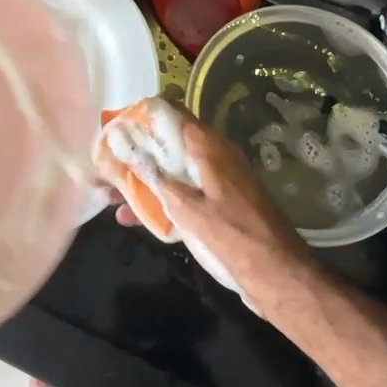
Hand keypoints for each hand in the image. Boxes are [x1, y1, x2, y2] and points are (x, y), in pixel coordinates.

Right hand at [96, 105, 316, 313]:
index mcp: (207, 146)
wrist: (279, 274)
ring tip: (112, 194)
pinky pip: (185, 188)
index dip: (141, 117)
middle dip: (137, 151)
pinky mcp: (221, 201)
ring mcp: (219, 178)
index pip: (170, 112)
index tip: (115, 129)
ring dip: (146, 177)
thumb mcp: (188, 211)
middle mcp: (214, 154)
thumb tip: (129, 150)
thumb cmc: (233, 237)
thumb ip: (157, 180)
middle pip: (170, 140)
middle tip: (107, 164)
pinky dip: (162, 196)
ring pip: (175, 167)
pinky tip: (135, 217)